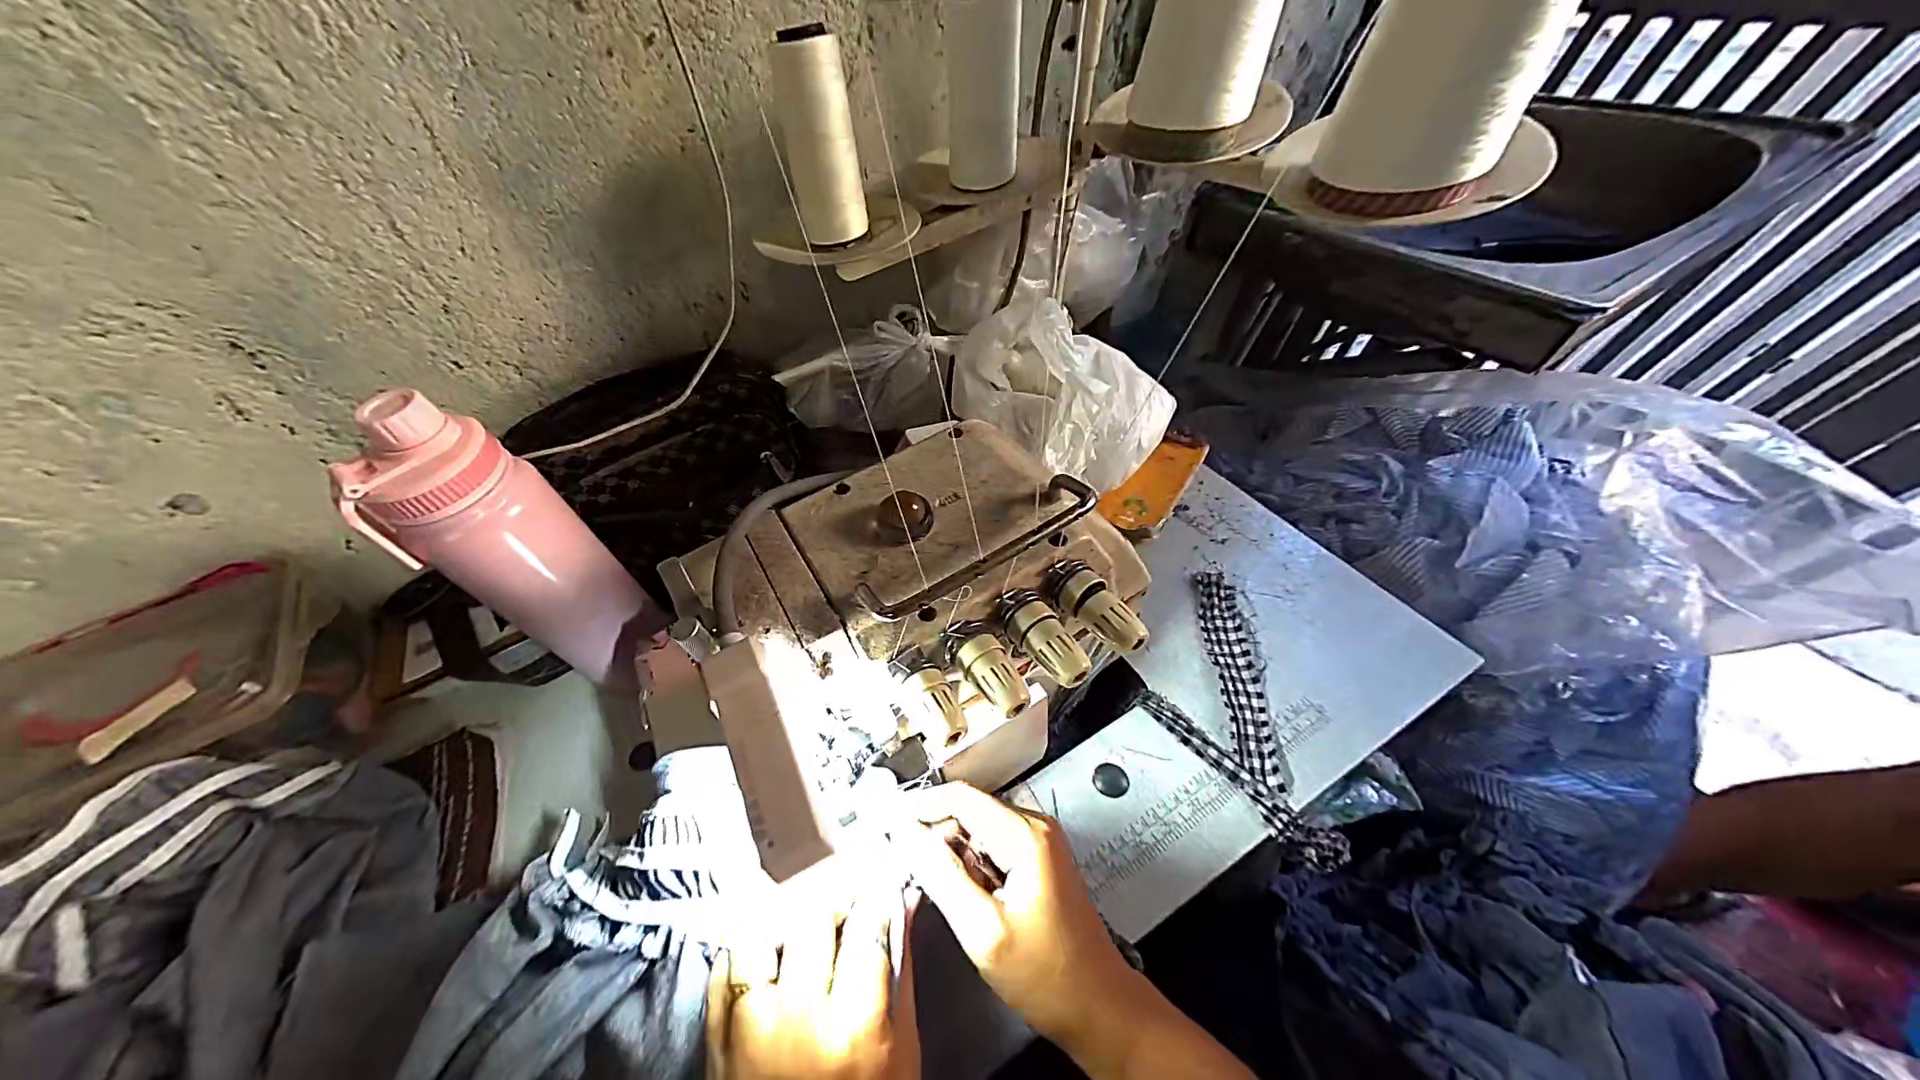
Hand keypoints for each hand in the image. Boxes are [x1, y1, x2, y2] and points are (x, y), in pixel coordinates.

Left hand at [707, 874, 917, 1079]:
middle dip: (836, 899)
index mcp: (852, 1025)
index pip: (867, 926)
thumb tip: (904, 905)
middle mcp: (797, 1017)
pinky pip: (724, 964)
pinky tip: (770, 950)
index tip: (881, 882)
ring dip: (786, 918)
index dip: (878, 894)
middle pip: (814, 916)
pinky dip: (747, 946)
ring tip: (805, 926)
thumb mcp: (901, 1048)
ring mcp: (748, 1026)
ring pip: (761, 929)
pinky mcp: (714, 1037)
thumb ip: (900, 970)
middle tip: (848, 905)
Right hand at [890, 783, 1134, 1046]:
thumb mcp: (982, 929)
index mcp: (1027, 835)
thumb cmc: (1049, 975)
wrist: (1096, 1005)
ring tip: (947, 895)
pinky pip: (990, 848)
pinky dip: (969, 866)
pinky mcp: (1035, 861)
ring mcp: (1038, 843)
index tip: (887, 820)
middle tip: (907, 866)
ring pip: (976, 830)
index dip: (918, 805)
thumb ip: (940, 875)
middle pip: (967, 810)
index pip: (960, 797)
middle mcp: (1036, 828)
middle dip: (932, 834)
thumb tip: (907, 835)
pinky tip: (968, 899)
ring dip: (950, 853)